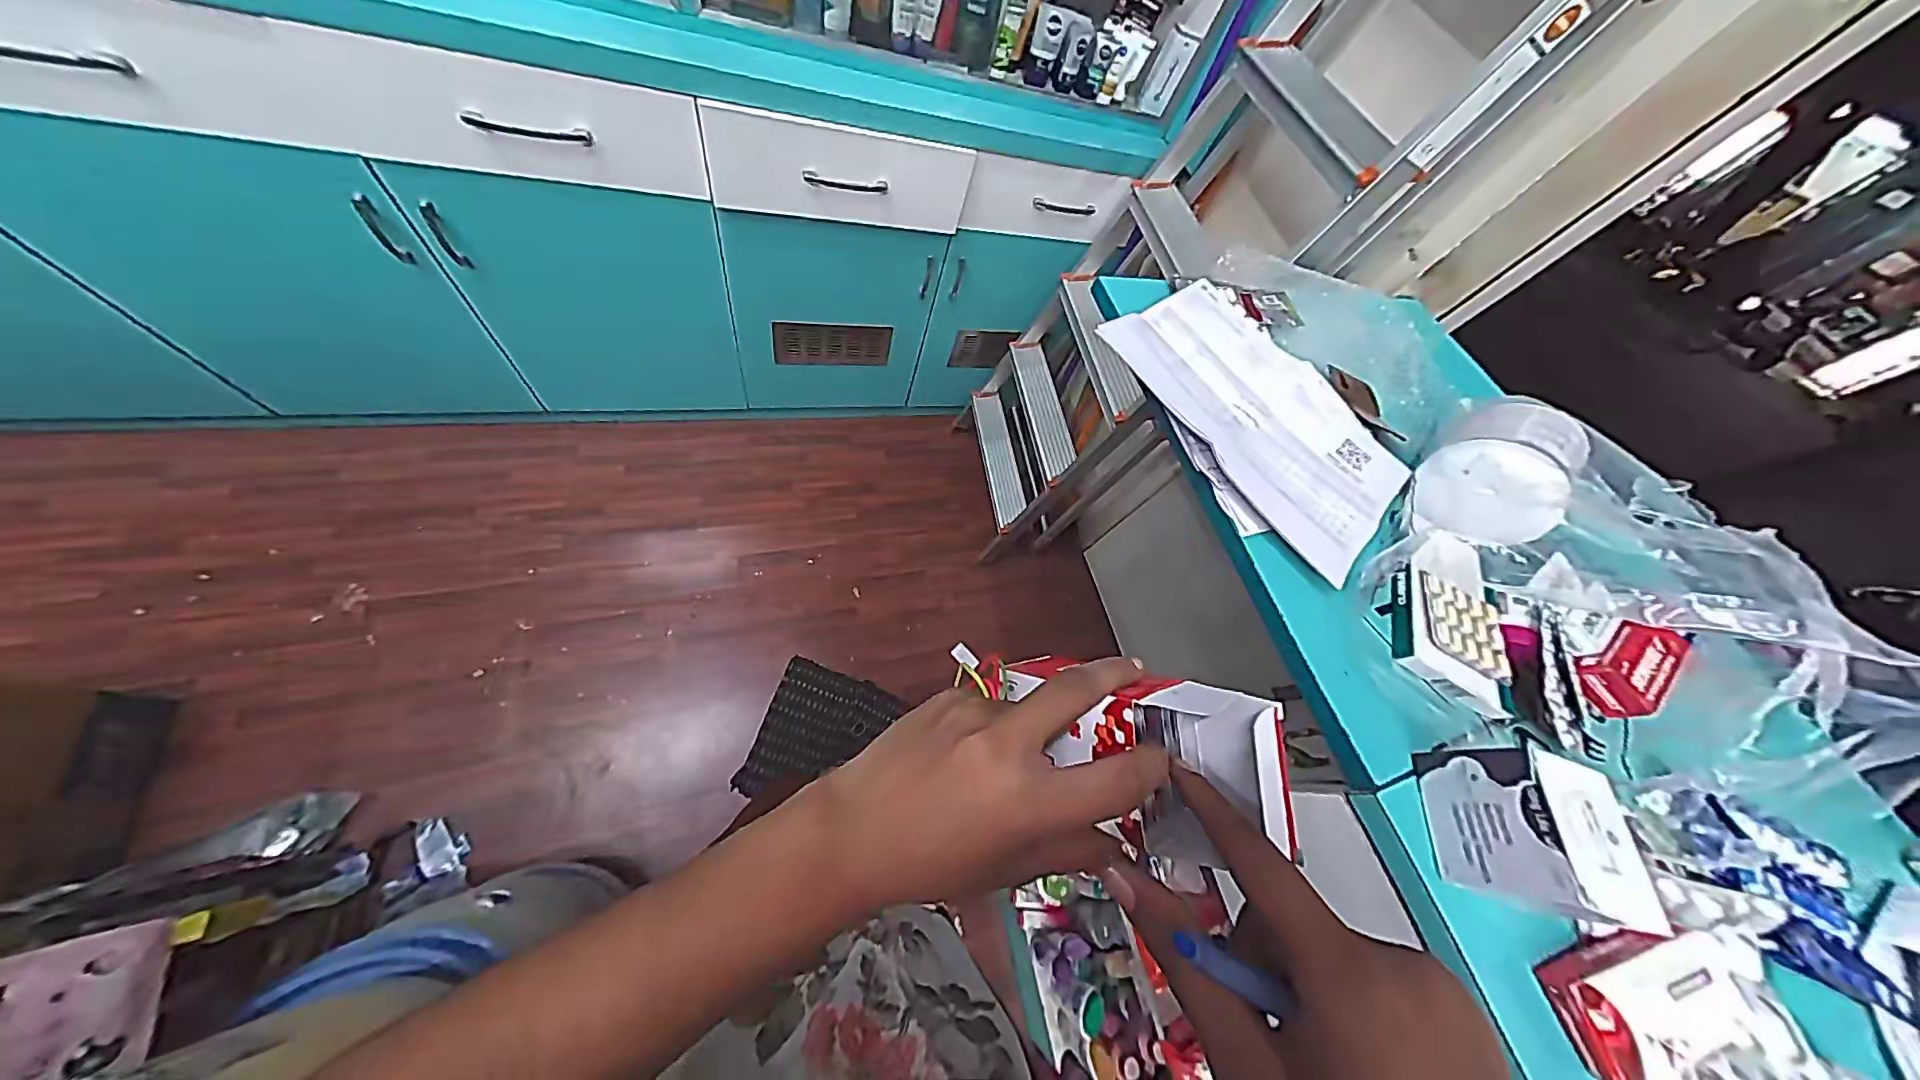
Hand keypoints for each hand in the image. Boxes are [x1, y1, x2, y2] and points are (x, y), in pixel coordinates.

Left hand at [797, 656, 1169, 912]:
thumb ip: (1068, 850)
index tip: (1158, 760)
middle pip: (1078, 690)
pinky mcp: (947, 698)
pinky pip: (988, 706)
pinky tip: (966, 752)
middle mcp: (1008, 745)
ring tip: (1006, 756)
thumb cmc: (932, 863)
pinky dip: (993, 725)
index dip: (1150, 767)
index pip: (1117, 777)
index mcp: (1030, 800)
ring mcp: (974, 712)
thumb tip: (1113, 840)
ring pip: (1027, 703)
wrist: (853, 829)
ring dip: (1034, 720)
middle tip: (1130, 668)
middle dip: (1112, 674)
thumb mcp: (1007, 870)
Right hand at [1102, 765, 1508, 1079]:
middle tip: (1260, 1032)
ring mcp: (1442, 990)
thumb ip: (1185, 964)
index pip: (1260, 864)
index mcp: (1348, 971)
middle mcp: (1406, 965)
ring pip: (1331, 952)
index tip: (1184, 776)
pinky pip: (1379, 977)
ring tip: (1313, 1060)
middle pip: (1292, 922)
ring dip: (1303, 987)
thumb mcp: (1248, 1061)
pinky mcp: (1464, 1012)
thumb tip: (1131, 884)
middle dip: (1260, 961)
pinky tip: (1356, 1061)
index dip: (1214, 813)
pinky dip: (1349, 1003)